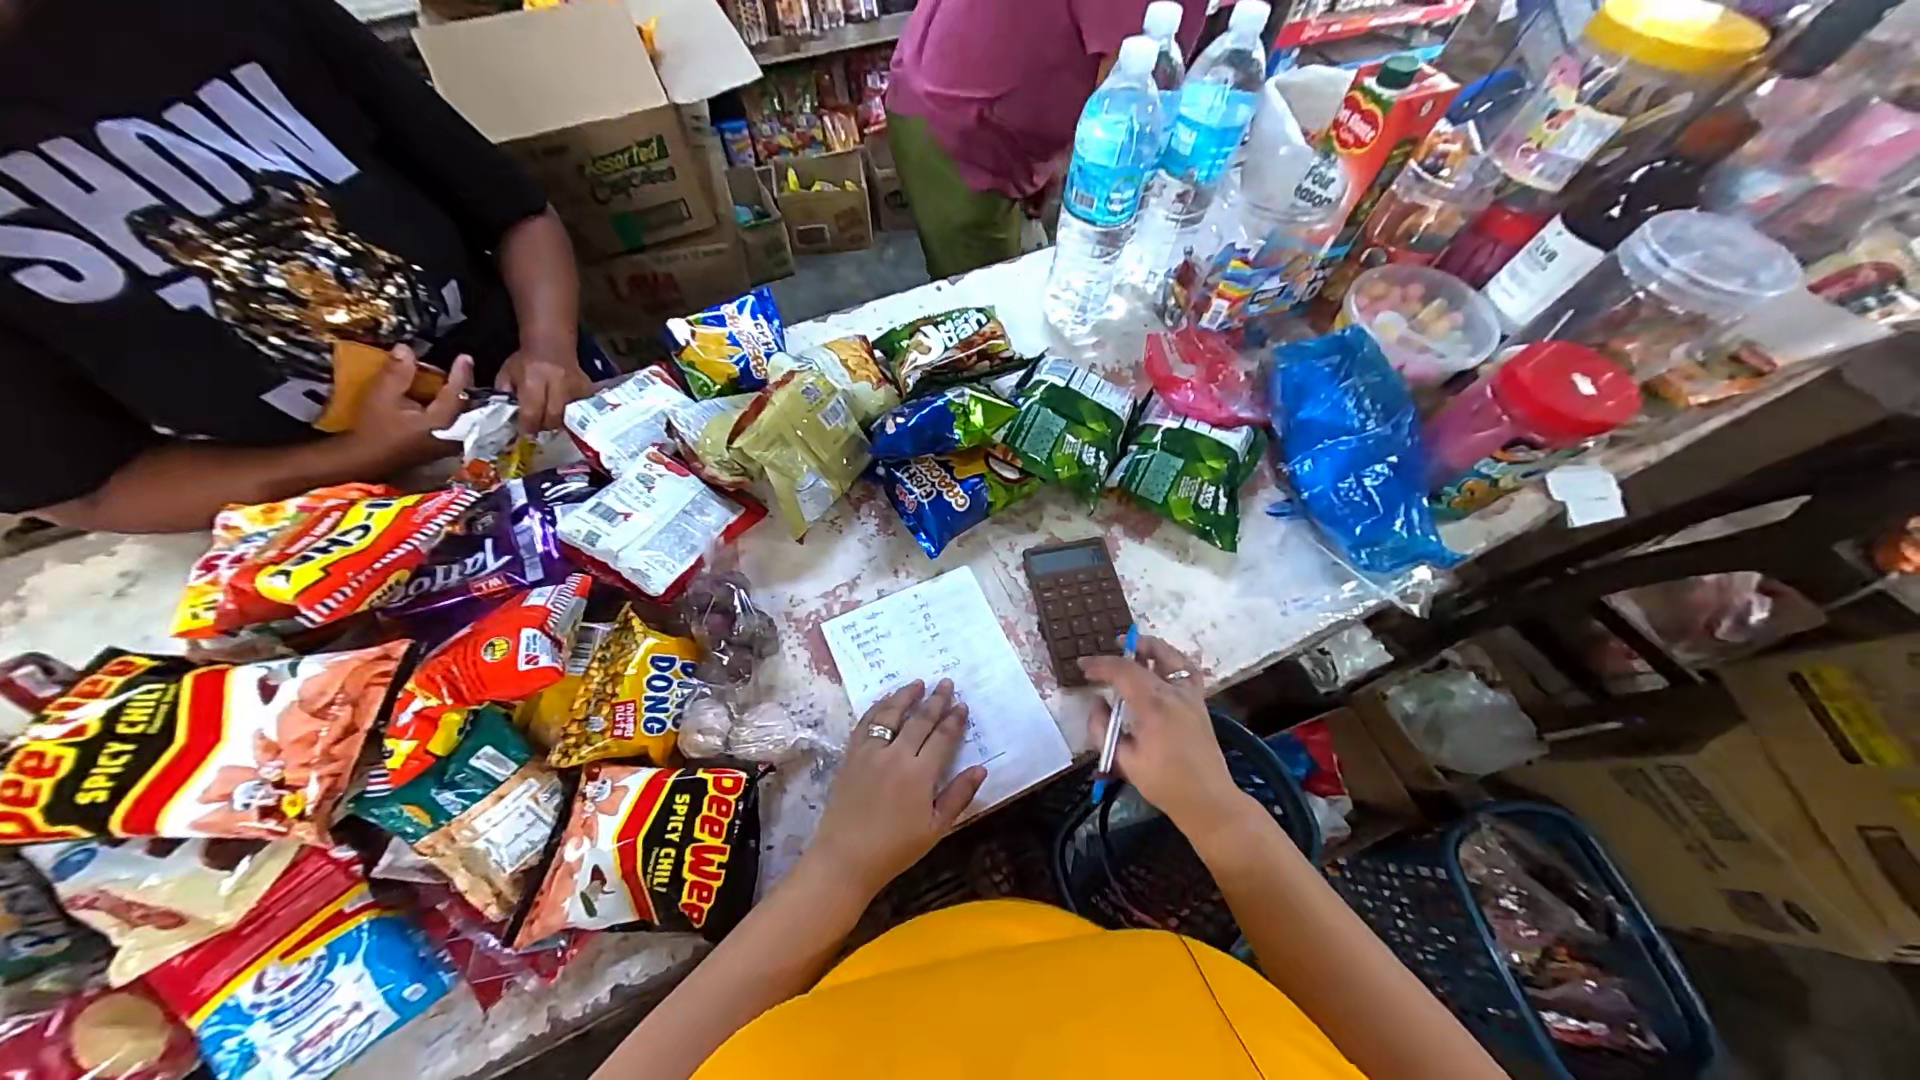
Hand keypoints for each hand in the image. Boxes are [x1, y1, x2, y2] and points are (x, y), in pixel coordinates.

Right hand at [349, 345, 472, 467]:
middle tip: (461, 367)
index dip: (461, 372)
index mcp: (444, 422)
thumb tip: (407, 348)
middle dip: (465, 385)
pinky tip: (444, 398)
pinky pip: (458, 422)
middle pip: (468, 404)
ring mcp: (452, 442)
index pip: (458, 392)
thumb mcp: (382, 396)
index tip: (465, 357)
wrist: (364, 458)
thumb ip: (398, 373)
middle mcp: (455, 434)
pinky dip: (453, 408)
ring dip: (460, 397)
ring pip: (465, 414)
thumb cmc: (373, 427)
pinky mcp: (445, 445)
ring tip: (454, 380)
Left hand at [496, 337, 592, 434]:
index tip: (525, 435)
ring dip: (558, 422)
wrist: (552, 345)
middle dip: (544, 426)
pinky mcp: (587, 390)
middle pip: (553, 417)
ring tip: (550, 421)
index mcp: (533, 379)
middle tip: (538, 429)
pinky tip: (565, 413)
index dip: (528, 426)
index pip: (532, 411)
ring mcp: (575, 387)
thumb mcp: (508, 374)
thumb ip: (506, 395)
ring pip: (568, 416)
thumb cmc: (526, 361)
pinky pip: (579, 410)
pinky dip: (572, 415)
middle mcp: (557, 383)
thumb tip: (508, 418)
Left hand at [803, 679, 988, 894]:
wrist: (845, 858)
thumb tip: (981, 769)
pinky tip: (885, 701)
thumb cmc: (895, 848)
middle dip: (936, 699)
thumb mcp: (935, 828)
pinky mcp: (851, 755)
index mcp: (920, 773)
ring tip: (917, 683)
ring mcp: (870, 752)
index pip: (942, 737)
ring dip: (905, 696)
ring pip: (890, 714)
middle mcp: (895, 755)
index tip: (962, 705)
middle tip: (946, 683)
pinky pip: (865, 723)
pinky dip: (877, 708)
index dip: (954, 719)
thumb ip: (959, 795)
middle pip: (919, 719)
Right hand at [1079, 637, 1245, 830]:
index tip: (1082, 666)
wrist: (1207, 800)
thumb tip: (1097, 703)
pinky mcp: (1200, 703)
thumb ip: (1102, 728)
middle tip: (1108, 652)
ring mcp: (1191, 696)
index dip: (1100, 664)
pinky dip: (1172, 662)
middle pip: (1148, 656)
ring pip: (1173, 657)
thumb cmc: (1163, 782)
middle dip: (1124, 651)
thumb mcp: (1123, 759)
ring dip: (1152, 648)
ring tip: (1135, 650)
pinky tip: (1160, 669)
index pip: (1122, 671)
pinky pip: (1187, 671)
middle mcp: (1175, 692)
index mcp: (1154, 705)